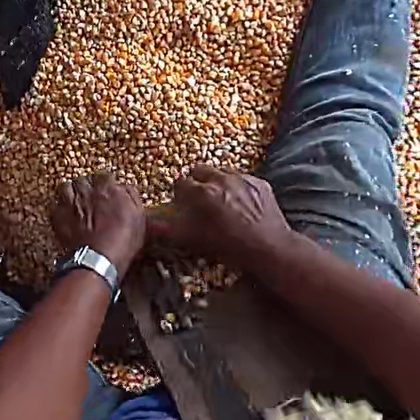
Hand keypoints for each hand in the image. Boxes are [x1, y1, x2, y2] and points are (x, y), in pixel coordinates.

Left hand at [51, 171, 146, 270]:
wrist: (100, 258)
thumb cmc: (123, 241)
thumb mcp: (139, 218)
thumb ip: (132, 197)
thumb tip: (126, 187)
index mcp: (109, 189)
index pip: (105, 176)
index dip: (106, 183)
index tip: (107, 190)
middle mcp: (88, 192)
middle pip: (84, 179)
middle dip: (87, 186)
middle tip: (90, 196)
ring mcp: (71, 202)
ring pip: (66, 187)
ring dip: (71, 192)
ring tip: (75, 201)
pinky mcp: (59, 216)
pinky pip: (56, 205)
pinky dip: (61, 209)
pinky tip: (66, 215)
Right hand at [148, 165, 295, 272]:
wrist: (270, 249)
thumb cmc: (229, 247)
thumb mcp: (196, 240)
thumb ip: (170, 230)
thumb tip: (149, 225)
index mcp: (203, 192)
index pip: (181, 183)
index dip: (179, 194)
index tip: (182, 203)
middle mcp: (222, 179)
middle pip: (200, 170)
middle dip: (197, 182)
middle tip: (199, 199)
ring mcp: (243, 179)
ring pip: (222, 172)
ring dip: (217, 183)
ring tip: (221, 201)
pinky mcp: (260, 183)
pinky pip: (242, 179)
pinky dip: (238, 188)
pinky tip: (241, 204)